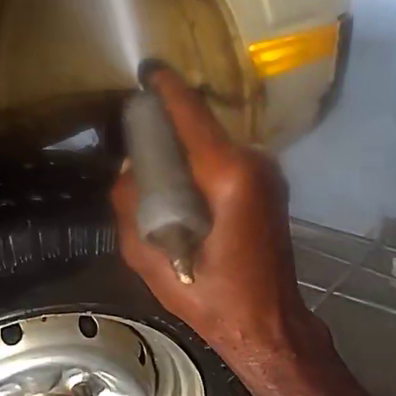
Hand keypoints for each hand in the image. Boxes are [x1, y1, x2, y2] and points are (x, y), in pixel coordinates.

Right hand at [110, 68, 328, 374]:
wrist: (268, 326)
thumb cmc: (207, 293)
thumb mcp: (146, 254)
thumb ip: (129, 203)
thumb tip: (127, 170)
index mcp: (226, 175)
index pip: (190, 114)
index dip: (165, 87)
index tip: (145, 69)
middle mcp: (251, 163)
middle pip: (198, 124)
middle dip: (163, 121)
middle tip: (130, 129)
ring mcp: (265, 173)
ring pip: (208, 140)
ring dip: (178, 143)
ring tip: (147, 160)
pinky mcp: (267, 185)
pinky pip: (220, 157)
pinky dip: (194, 158)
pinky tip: (174, 180)